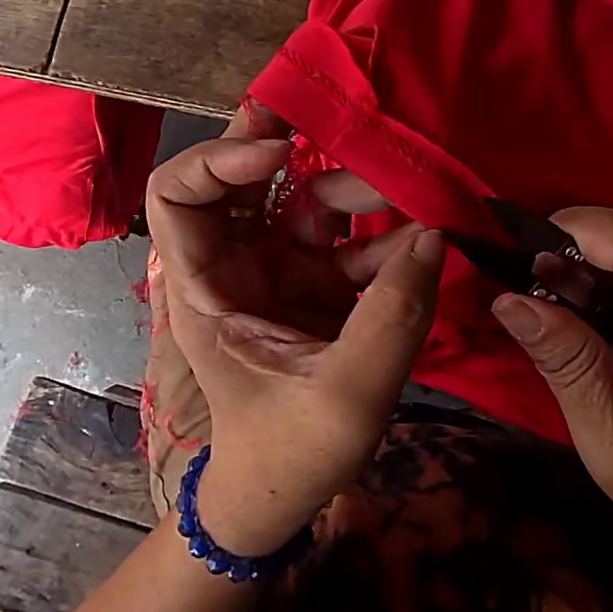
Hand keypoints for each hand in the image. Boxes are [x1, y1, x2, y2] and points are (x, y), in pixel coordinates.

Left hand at [146, 114, 445, 555]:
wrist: (286, 495)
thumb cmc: (289, 455)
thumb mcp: (344, 397)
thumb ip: (392, 319)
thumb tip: (434, 236)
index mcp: (205, 288)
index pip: (178, 196)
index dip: (217, 161)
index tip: (281, 154)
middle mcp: (234, 266)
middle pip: (239, 180)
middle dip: (282, 144)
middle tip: (335, 117)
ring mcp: (277, 270)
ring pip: (301, 201)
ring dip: (351, 189)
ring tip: (411, 195)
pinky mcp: (317, 283)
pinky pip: (347, 240)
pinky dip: (384, 235)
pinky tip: (423, 242)